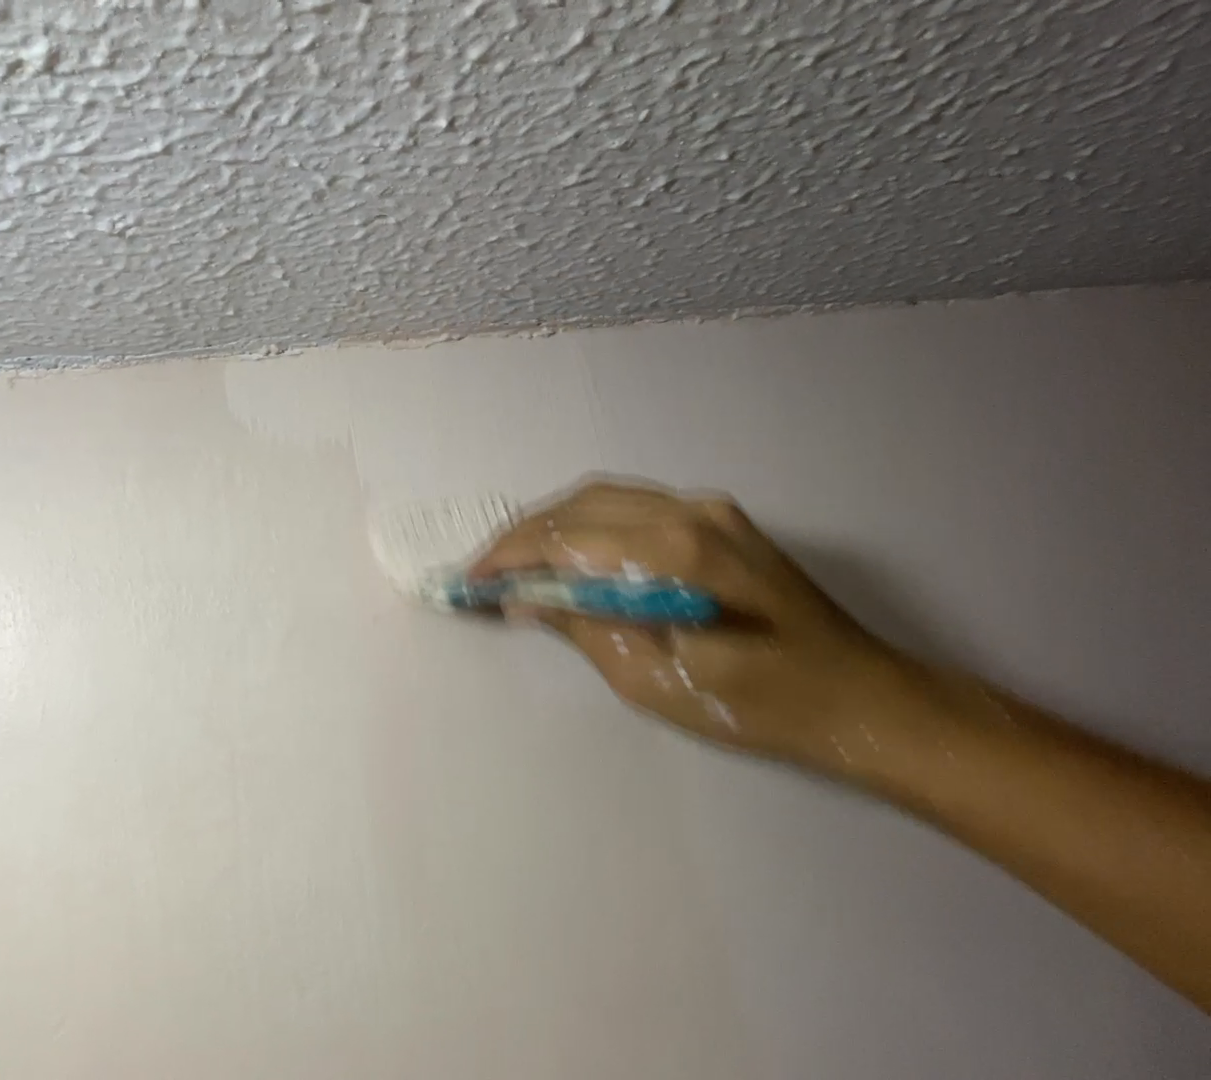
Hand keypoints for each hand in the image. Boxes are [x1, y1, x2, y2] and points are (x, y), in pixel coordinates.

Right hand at [470, 478, 930, 770]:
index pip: (563, 536)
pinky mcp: (722, 518)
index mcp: (673, 552)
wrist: (861, 699)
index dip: (507, 556)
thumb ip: (581, 624)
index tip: (471, 581)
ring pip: (604, 498)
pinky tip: (574, 555)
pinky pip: (635, 506)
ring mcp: (710, 508)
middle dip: (522, 536)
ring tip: (520, 564)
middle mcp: (689, 511)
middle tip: (488, 574)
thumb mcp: (651, 679)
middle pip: (577, 506)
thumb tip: (523, 598)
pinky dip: (589, 524)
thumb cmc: (755, 704)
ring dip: (553, 526)